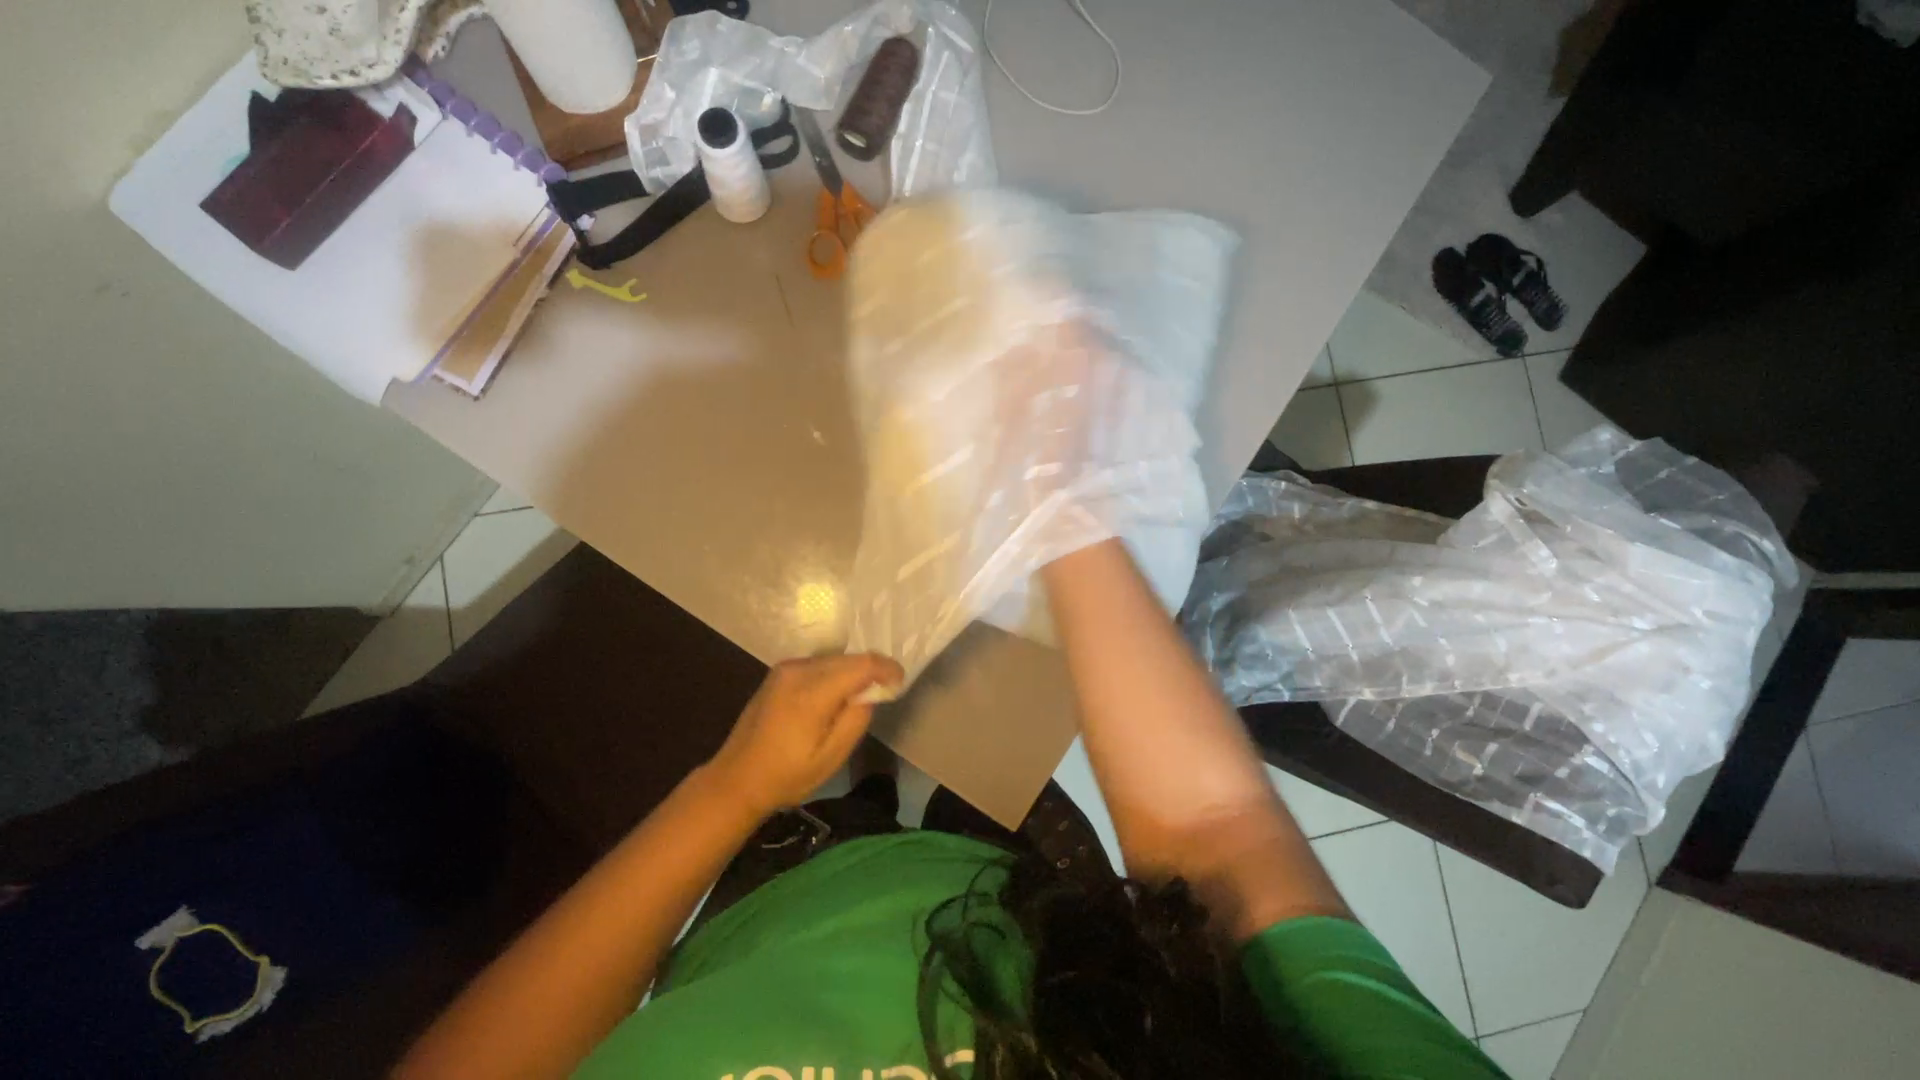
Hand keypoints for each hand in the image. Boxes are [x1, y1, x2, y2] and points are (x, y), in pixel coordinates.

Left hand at [705, 653, 905, 819]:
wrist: (737, 779)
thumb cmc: (787, 775)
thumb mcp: (832, 756)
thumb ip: (856, 718)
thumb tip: (870, 692)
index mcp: (812, 692)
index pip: (861, 664)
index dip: (886, 669)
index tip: (900, 683)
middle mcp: (798, 670)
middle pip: (848, 658)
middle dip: (870, 671)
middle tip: (884, 693)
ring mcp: (784, 669)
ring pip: (832, 660)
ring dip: (850, 672)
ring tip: (859, 697)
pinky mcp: (778, 674)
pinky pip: (817, 666)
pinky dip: (833, 675)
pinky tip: (833, 697)